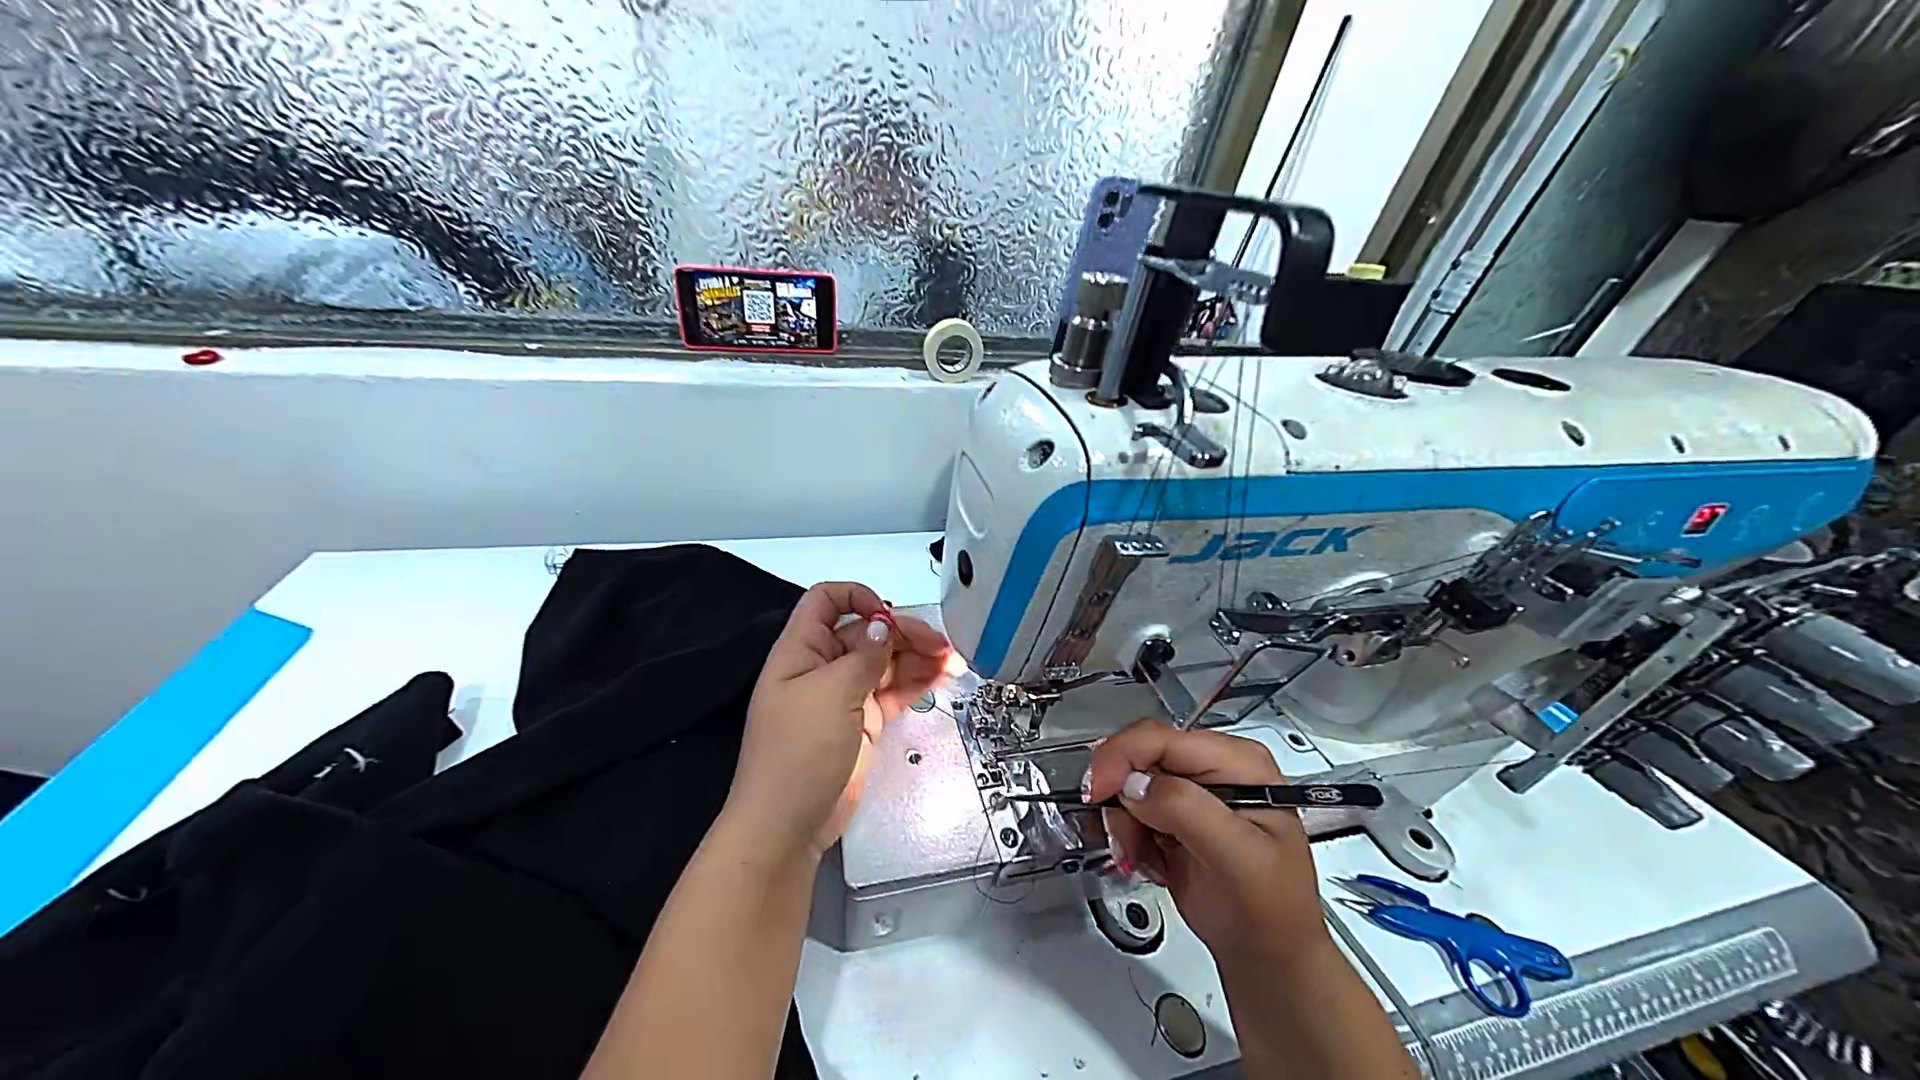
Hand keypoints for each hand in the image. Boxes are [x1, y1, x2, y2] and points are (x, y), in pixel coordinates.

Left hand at [725, 582, 950, 863]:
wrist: (787, 826)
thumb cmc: (797, 752)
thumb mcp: (830, 694)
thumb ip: (863, 657)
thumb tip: (883, 625)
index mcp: (802, 650)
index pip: (826, 601)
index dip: (857, 597)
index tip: (888, 614)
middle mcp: (823, 666)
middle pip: (867, 632)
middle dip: (904, 633)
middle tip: (941, 645)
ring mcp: (845, 694)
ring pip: (886, 662)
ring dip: (919, 657)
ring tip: (952, 661)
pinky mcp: (863, 721)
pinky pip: (894, 691)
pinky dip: (917, 682)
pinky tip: (941, 676)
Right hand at [1086, 719, 1329, 965]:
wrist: (1266, 954)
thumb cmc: (1272, 910)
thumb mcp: (1238, 856)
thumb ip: (1187, 810)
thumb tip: (1136, 784)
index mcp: (1236, 763)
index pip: (1161, 738)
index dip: (1121, 758)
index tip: (1096, 791)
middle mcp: (1211, 769)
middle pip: (1138, 758)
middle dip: (1121, 801)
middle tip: (1126, 840)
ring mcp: (1190, 792)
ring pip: (1126, 786)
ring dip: (1124, 826)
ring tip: (1142, 858)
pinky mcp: (1171, 814)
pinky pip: (1127, 810)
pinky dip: (1127, 837)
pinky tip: (1150, 861)